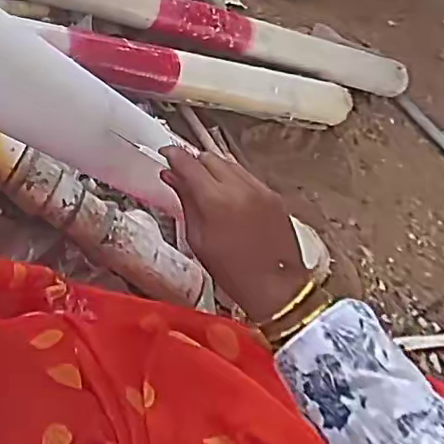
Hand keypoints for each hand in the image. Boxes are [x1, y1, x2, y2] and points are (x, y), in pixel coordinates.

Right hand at [160, 146, 320, 324]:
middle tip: (184, 173)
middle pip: (208, 157)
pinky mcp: (273, 195)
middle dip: (193, 162)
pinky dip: (232, 178)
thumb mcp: (197, 238)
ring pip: (228, 162)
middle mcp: (238, 188)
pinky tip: (228, 195)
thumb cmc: (232, 271)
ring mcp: (259, 189)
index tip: (165, 155)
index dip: (173, 154)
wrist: (277, 290)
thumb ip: (184, 200)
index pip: (188, 162)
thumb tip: (171, 176)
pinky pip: (246, 175)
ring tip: (206, 185)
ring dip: (213, 168)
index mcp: (215, 199)